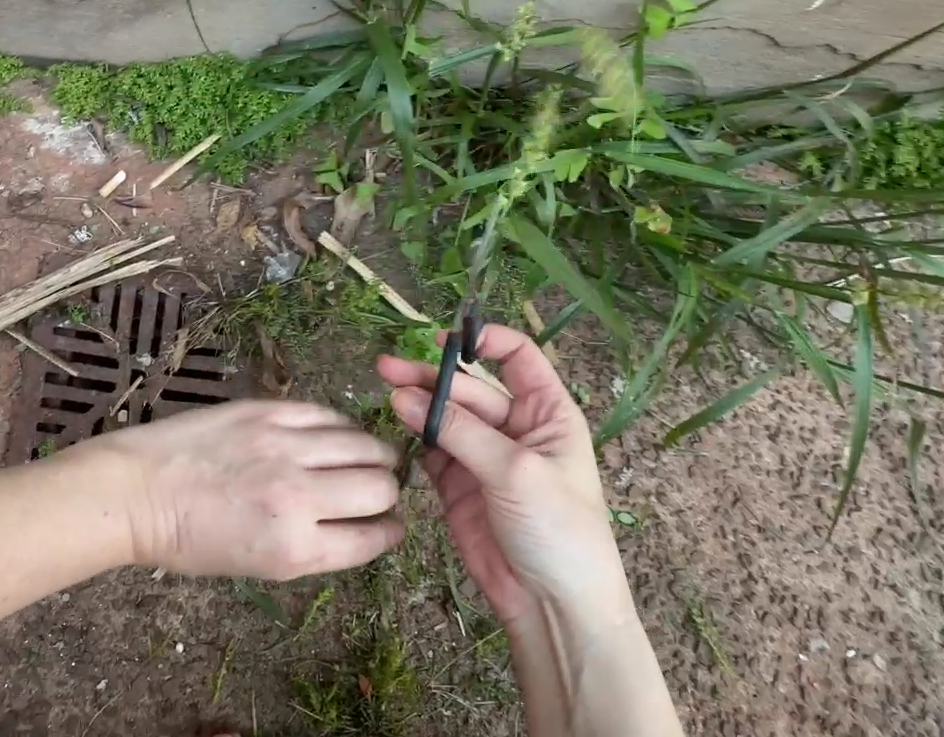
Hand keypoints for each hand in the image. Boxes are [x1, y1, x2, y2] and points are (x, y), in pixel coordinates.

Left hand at [86, 399, 404, 578]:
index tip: (391, 524)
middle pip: (380, 487)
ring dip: (375, 454)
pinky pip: (327, 414)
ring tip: (369, 456)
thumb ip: (313, 546)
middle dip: (389, 492)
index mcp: (294, 548)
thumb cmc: (189, 539)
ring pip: (363, 444)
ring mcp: (283, 446)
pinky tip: (337, 433)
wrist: (138, 491)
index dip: (390, 531)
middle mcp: (298, 496)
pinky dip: (342, 426)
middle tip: (379, 489)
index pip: (373, 537)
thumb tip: (359, 524)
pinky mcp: (267, 411)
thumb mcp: (258, 566)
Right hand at [377, 326, 627, 627]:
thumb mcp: (514, 472)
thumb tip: (403, 395)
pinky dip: (411, 437)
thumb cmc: (558, 529)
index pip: (518, 358)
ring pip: (442, 416)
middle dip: (429, 377)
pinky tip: (394, 427)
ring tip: (386, 394)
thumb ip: (458, 431)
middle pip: (466, 387)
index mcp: (546, 413)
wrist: (553, 606)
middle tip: (386, 368)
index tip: (447, 337)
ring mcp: (481, 454)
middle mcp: (513, 426)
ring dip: (414, 404)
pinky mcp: (456, 482)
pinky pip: (429, 448)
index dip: (487, 340)